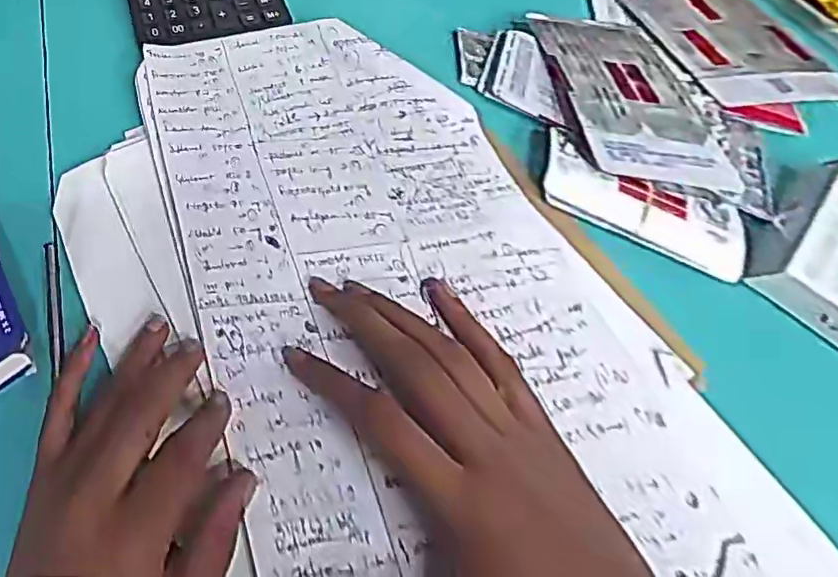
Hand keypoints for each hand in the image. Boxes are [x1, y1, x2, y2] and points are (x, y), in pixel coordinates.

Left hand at [7, 320, 256, 576]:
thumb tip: (239, 481)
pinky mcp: (39, 469)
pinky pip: (56, 408)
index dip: (206, 426)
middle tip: (194, 349)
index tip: (221, 400)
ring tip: (156, 329)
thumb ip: (211, 542)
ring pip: (102, 401)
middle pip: (139, 416)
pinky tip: (87, 338)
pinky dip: (72, 369)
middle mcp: (93, 492)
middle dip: (171, 376)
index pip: (179, 461)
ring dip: (131, 361)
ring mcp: (61, 474)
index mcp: (132, 531)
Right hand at [286, 278, 647, 576]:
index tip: (296, 356)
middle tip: (324, 292)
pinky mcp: (541, 429)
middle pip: (413, 368)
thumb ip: (389, 555)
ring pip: (449, 356)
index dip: (331, 382)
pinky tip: (440, 292)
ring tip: (362, 288)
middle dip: (362, 322)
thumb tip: (325, 555)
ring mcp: (517, 435)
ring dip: (401, 315)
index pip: (380, 420)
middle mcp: (487, 454)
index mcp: (461, 500)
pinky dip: (467, 323)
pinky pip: (500, 365)